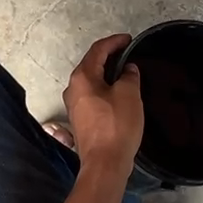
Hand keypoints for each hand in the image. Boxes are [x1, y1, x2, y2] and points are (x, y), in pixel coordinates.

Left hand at [61, 34, 144, 173]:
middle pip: (91, 64)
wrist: (105, 163)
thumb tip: (127, 69)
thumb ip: (129, 76)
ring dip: (106, 73)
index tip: (129, 39)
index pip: (98, 50)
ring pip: (90, 81)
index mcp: (82, 77)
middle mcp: (73, 88)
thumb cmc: (117, 125)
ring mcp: (74, 105)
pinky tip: (116, 92)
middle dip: (109, 56)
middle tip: (127, 52)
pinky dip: (103, 88)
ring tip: (124, 70)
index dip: (114, 42)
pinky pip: (91, 95)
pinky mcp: (80, 119)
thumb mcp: (129, 95)